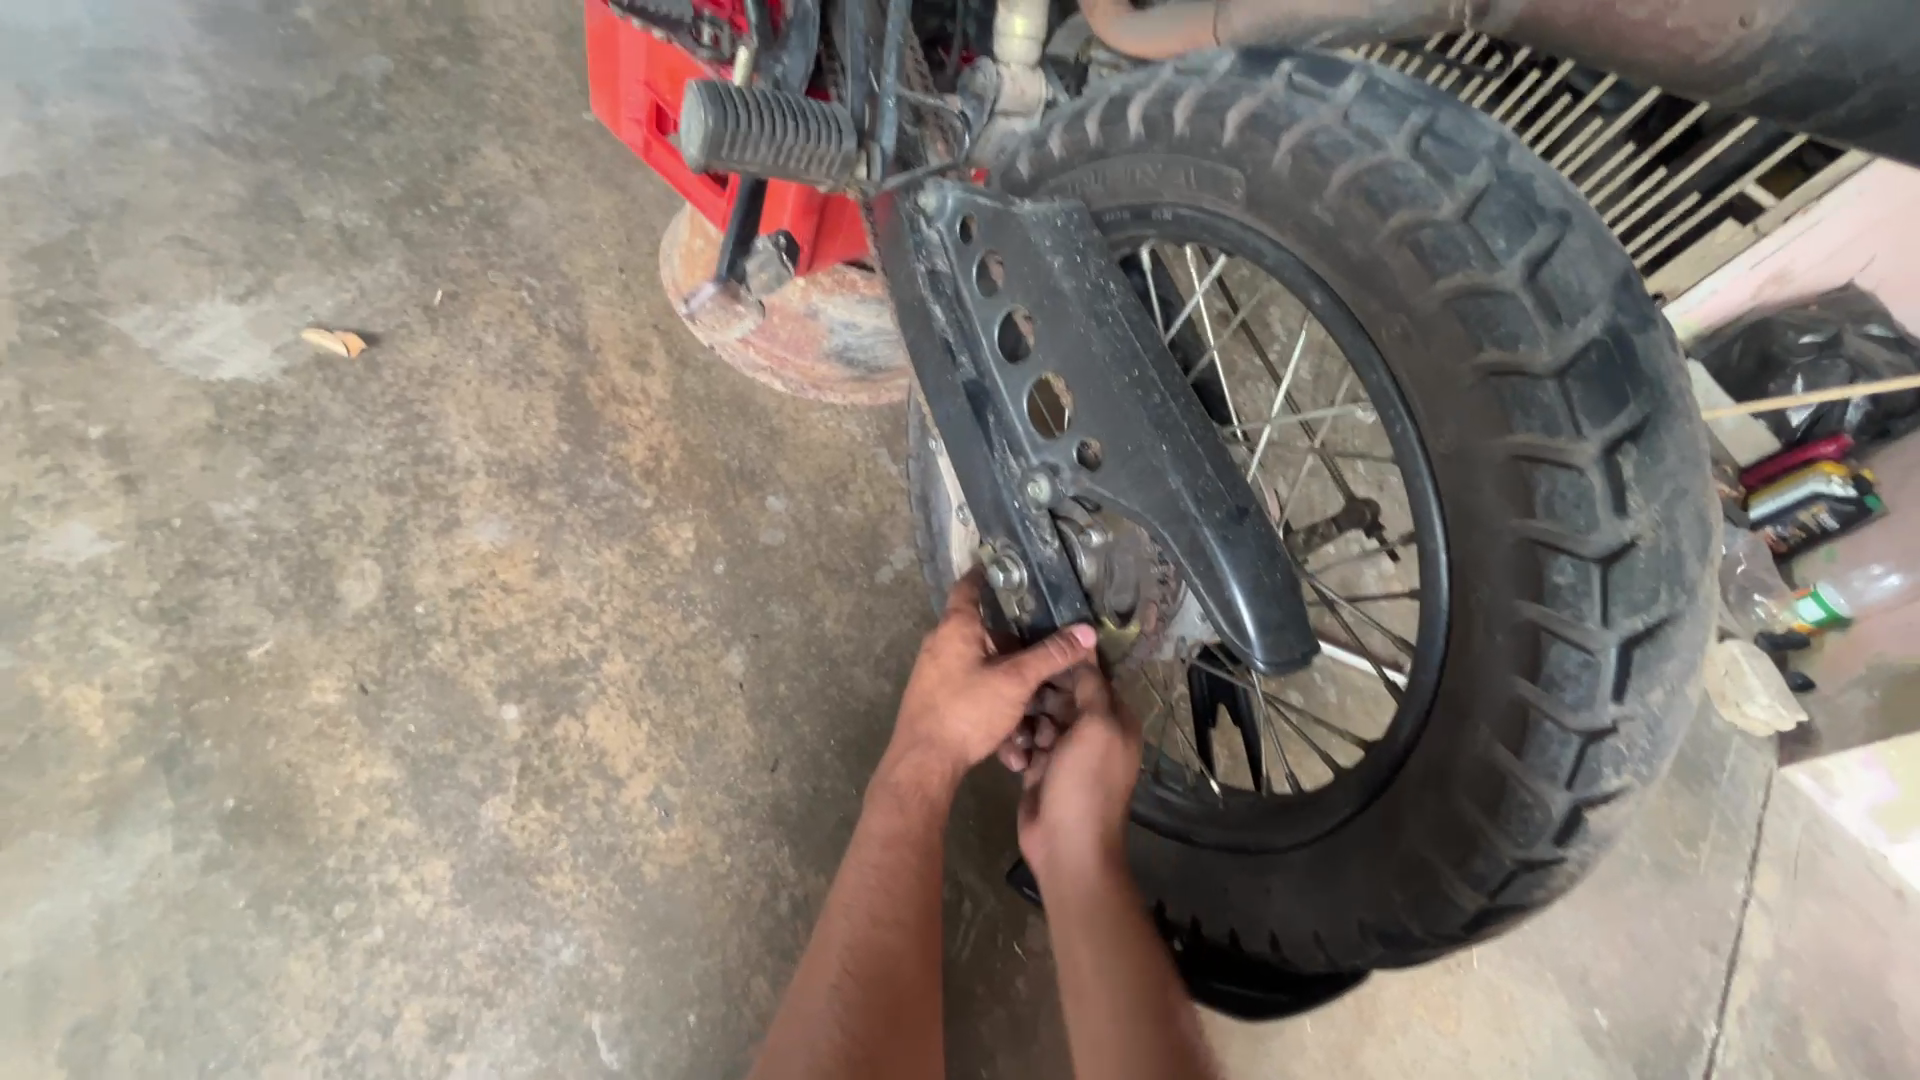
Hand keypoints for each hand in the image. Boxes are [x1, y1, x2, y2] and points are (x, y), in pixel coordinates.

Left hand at [885, 568, 1096, 787]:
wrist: (923, 763)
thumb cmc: (966, 710)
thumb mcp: (1015, 681)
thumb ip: (1051, 655)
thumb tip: (1087, 631)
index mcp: (956, 628)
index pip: (968, 588)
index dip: (984, 575)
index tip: (1001, 567)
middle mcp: (940, 644)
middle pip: (984, 633)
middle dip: (1014, 645)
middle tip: (1045, 648)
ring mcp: (935, 674)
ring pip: (982, 669)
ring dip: (1008, 685)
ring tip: (1035, 703)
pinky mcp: (936, 701)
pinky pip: (972, 694)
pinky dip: (994, 708)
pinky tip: (1012, 741)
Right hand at [1011, 662, 1141, 878]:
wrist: (1066, 845)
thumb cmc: (1086, 781)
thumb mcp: (1096, 726)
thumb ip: (1091, 686)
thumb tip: (1086, 648)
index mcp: (1116, 720)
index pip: (1094, 678)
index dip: (1070, 661)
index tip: (1039, 642)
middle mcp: (1094, 732)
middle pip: (1064, 695)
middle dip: (1043, 689)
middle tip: (1017, 679)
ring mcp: (1066, 751)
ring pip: (1042, 717)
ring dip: (1028, 716)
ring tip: (1015, 716)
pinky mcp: (1041, 768)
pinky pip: (1028, 742)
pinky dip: (1019, 741)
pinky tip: (1012, 744)